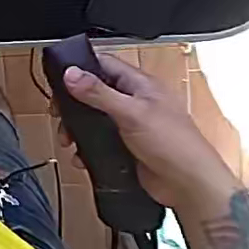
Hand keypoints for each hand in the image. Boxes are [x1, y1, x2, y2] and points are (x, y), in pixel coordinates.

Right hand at [58, 53, 241, 217]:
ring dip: (78, 128)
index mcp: (140, 84)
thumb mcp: (132, 113)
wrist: (189, 184)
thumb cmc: (174, 143)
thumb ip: (99, 93)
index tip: (60, 78)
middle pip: (95, 92)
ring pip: (95, 119)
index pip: (105, 64)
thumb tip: (72, 74)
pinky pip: (100, 142)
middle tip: (59, 112)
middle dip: (74, 103)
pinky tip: (81, 156)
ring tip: (67, 138)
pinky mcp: (127, 147)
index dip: (81, 68)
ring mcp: (131, 125)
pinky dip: (87, 148)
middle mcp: (135, 101)